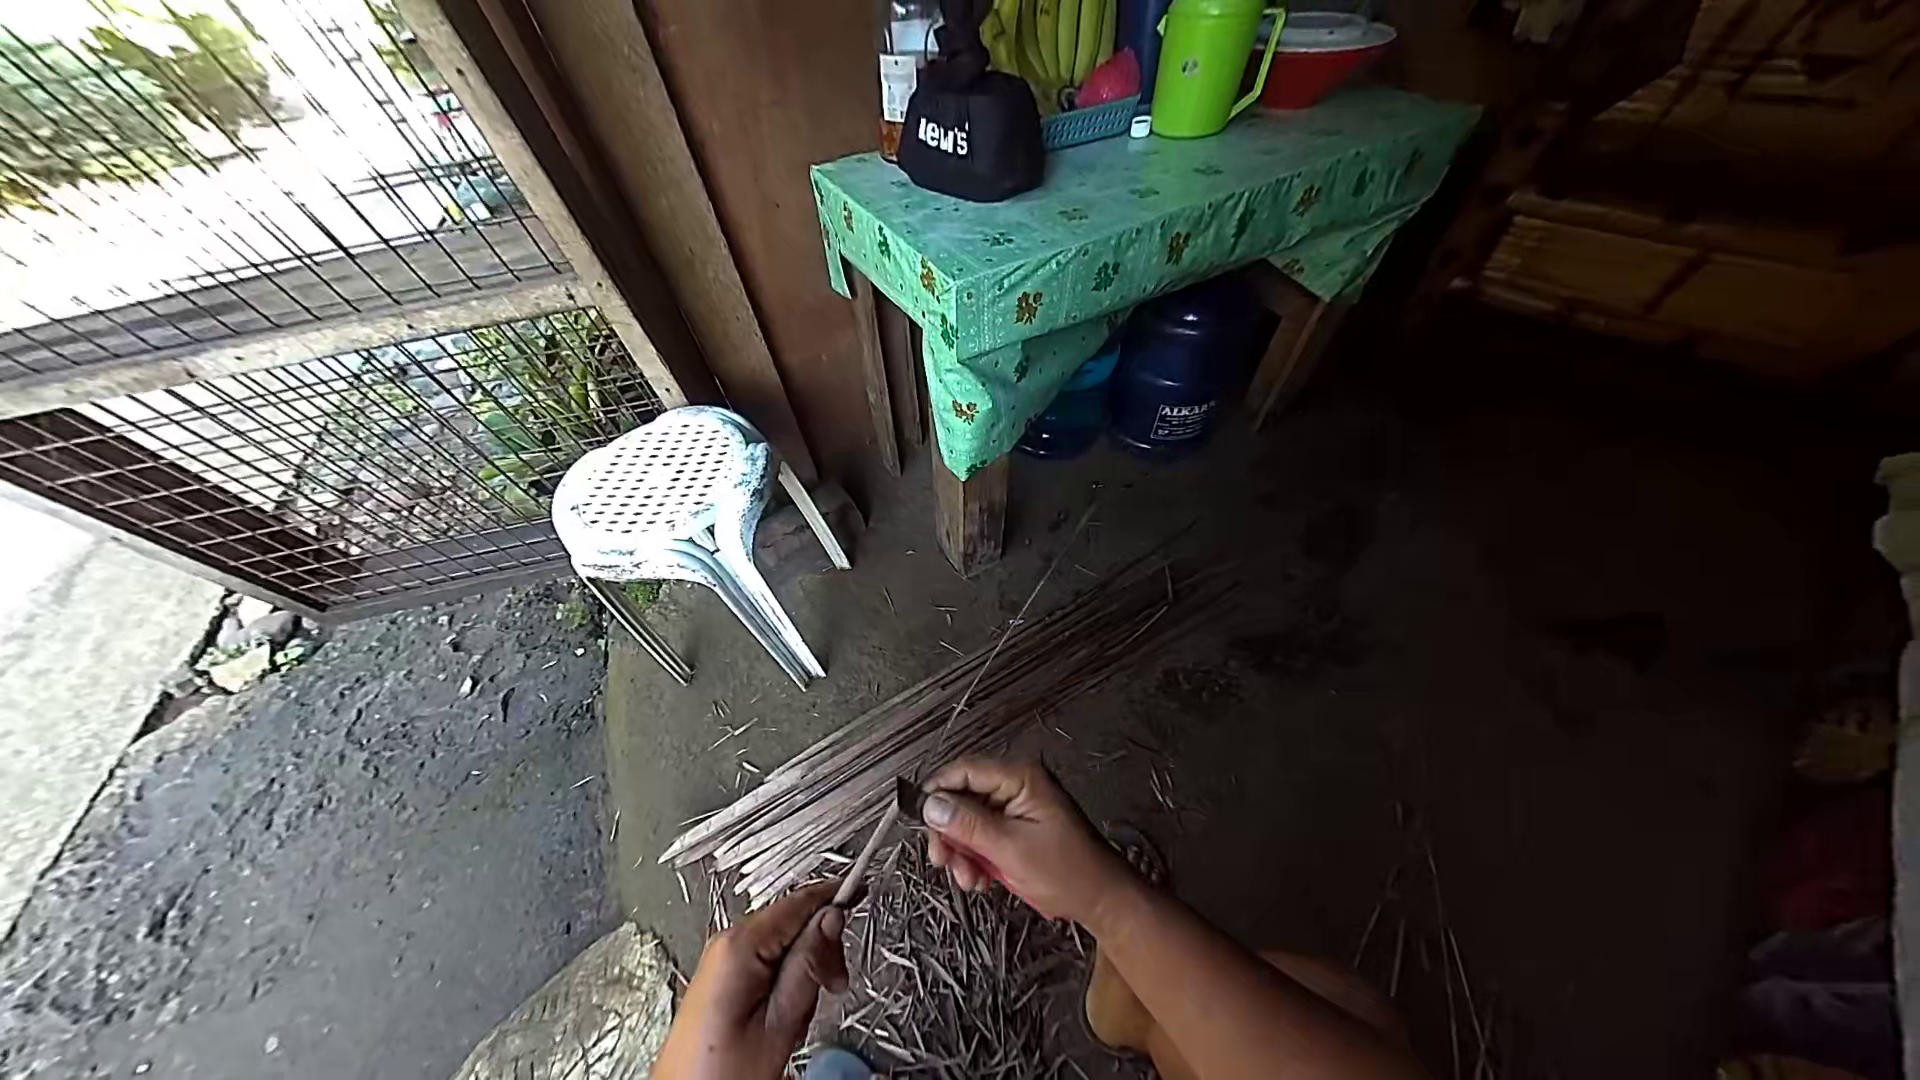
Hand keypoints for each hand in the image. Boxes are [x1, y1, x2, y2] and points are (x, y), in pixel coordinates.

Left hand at [651, 880, 848, 1079]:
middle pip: (793, 918)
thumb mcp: (780, 1023)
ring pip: (784, 939)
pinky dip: (787, 976)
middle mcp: (728, 941)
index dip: (834, 897)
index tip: (860, 894)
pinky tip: (785, 1010)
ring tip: (803, 1012)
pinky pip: (769, 956)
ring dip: (805, 966)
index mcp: (740, 946)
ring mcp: (723, 957)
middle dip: (821, 947)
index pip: (799, 901)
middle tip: (834, 984)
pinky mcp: (724, 973)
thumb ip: (809, 964)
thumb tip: (832, 917)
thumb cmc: (721, 1078)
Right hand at [920, 756, 1132, 924]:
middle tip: (941, 859)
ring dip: (961, 849)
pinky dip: (974, 857)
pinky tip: (979, 878)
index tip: (920, 817)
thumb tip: (931, 805)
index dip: (938, 790)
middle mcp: (1015, 786)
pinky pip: (982, 835)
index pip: (966, 770)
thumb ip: (969, 825)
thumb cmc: (1067, 870)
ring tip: (966, 877)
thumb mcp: (1011, 848)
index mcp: (1019, 778)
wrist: (1101, 899)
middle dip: (949, 830)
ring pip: (969, 820)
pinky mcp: (1015, 828)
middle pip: (964, 796)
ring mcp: (1015, 808)